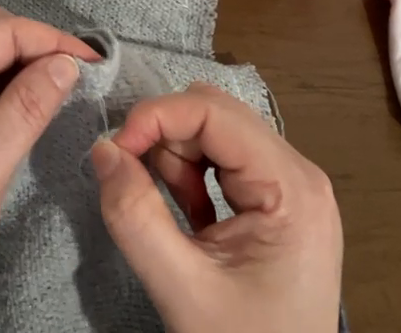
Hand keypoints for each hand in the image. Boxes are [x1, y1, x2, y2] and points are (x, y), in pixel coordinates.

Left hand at [0, 8, 99, 331]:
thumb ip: (26, 108)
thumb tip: (66, 62)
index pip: (0, 29)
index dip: (51, 39)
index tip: (99, 64)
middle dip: (38, 49)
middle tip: (85, 80)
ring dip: (24, 70)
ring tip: (67, 94)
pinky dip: (6, 93)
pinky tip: (31, 112)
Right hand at [91, 82, 342, 332]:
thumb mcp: (181, 289)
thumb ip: (135, 216)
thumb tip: (102, 149)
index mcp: (291, 188)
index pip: (213, 112)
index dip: (157, 117)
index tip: (114, 149)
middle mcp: (299, 173)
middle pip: (215, 113)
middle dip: (165, 136)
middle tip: (135, 179)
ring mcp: (292, 186)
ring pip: (215, 131)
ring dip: (176, 156)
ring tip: (168, 209)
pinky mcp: (278, 201)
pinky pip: (224, 159)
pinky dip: (191, 174)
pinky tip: (187, 214)